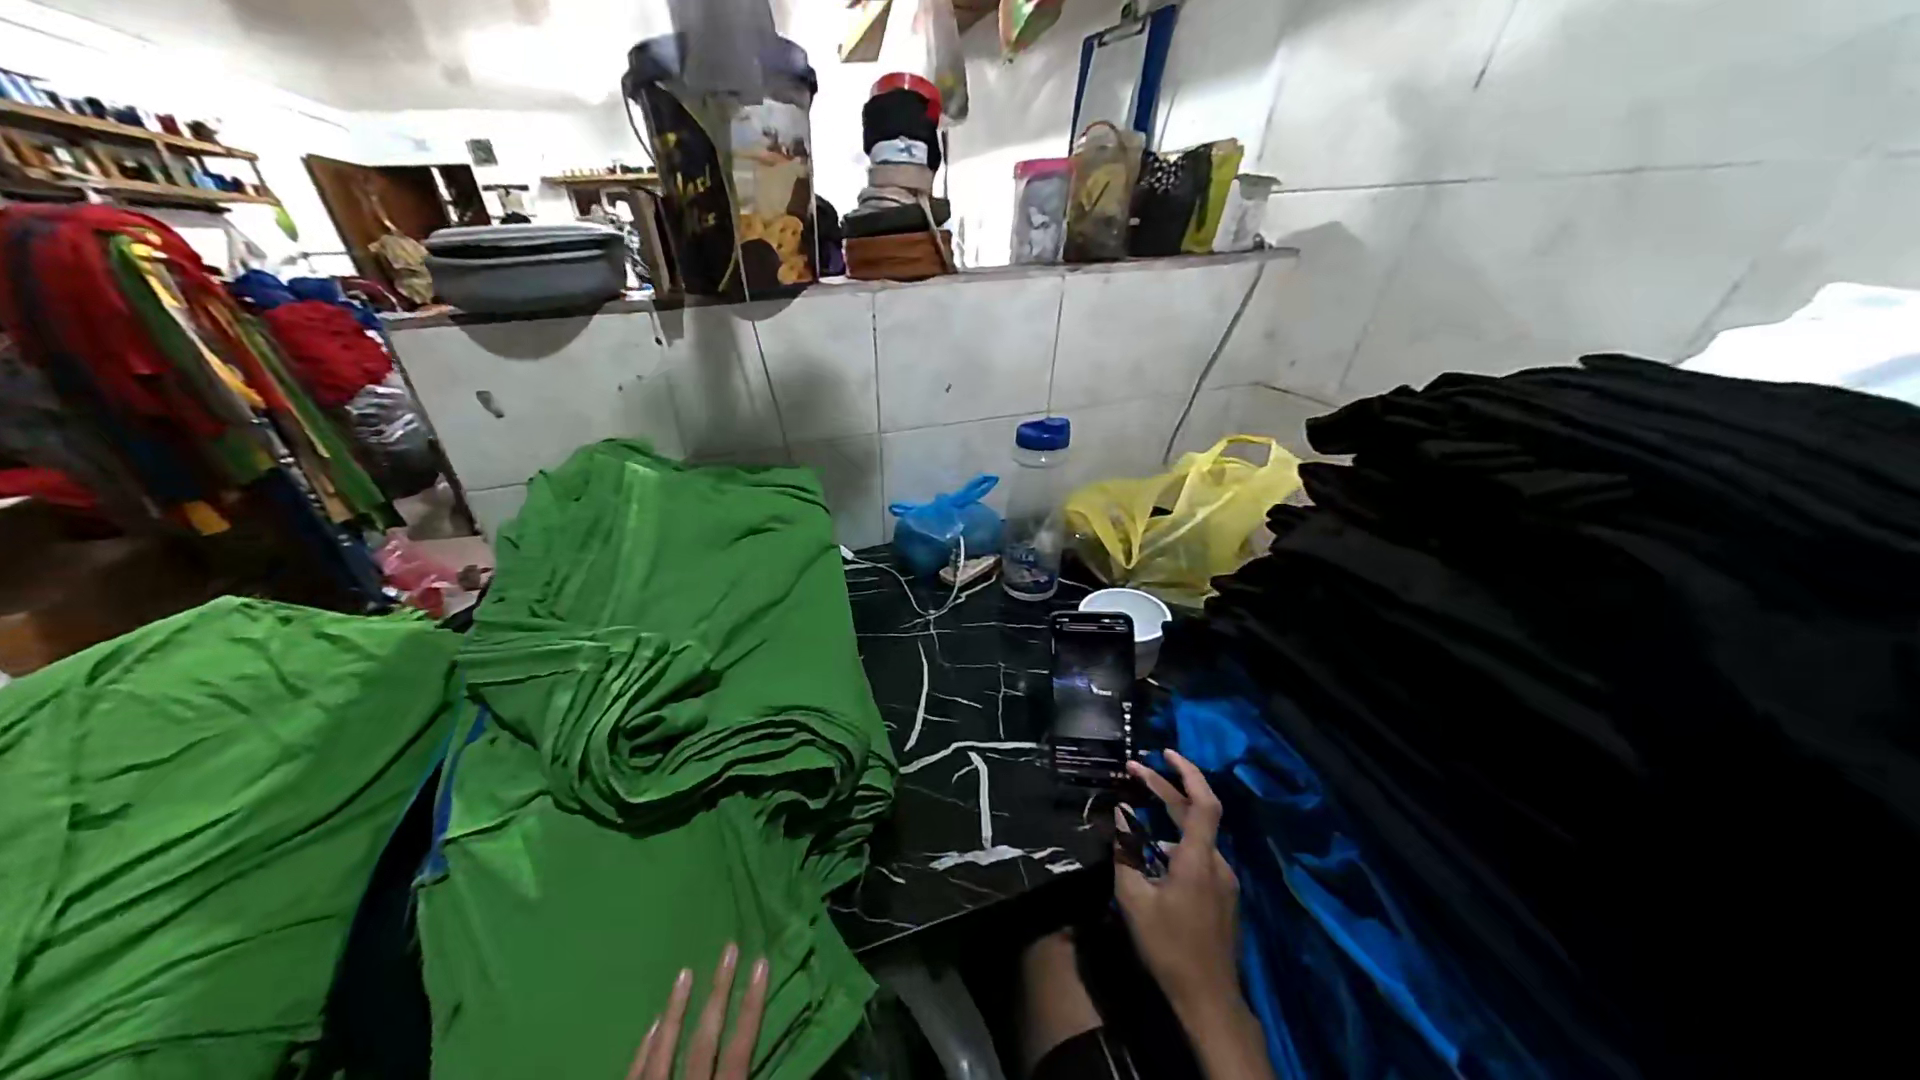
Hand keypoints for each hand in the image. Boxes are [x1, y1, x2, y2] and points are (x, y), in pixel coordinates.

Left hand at [625, 944, 769, 1079]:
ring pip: (664, 1050)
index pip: (740, 1047)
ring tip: (685, 971)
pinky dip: (644, 1049)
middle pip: (704, 1039)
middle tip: (729, 948)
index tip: (760, 963)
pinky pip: (636, 1074)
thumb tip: (789, 1061)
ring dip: (676, 1010)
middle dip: (719, 991)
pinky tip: (652, 1024)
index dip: (751, 1005)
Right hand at [1114, 750, 1240, 1014]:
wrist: (1208, 999)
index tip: (1164, 752)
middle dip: (1165, 788)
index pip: (1203, 801)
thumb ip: (1125, 852)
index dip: (1187, 771)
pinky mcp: (1223, 896)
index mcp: (1198, 859)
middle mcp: (1217, 863)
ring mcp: (1224, 881)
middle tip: (1134, 770)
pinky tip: (1152, 855)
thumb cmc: (1167, 947)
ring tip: (1135, 814)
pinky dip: (1176, 841)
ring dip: (1168, 817)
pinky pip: (1199, 856)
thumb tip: (1121, 814)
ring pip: (1196, 836)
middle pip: (1196, 812)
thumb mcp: (1134, 899)